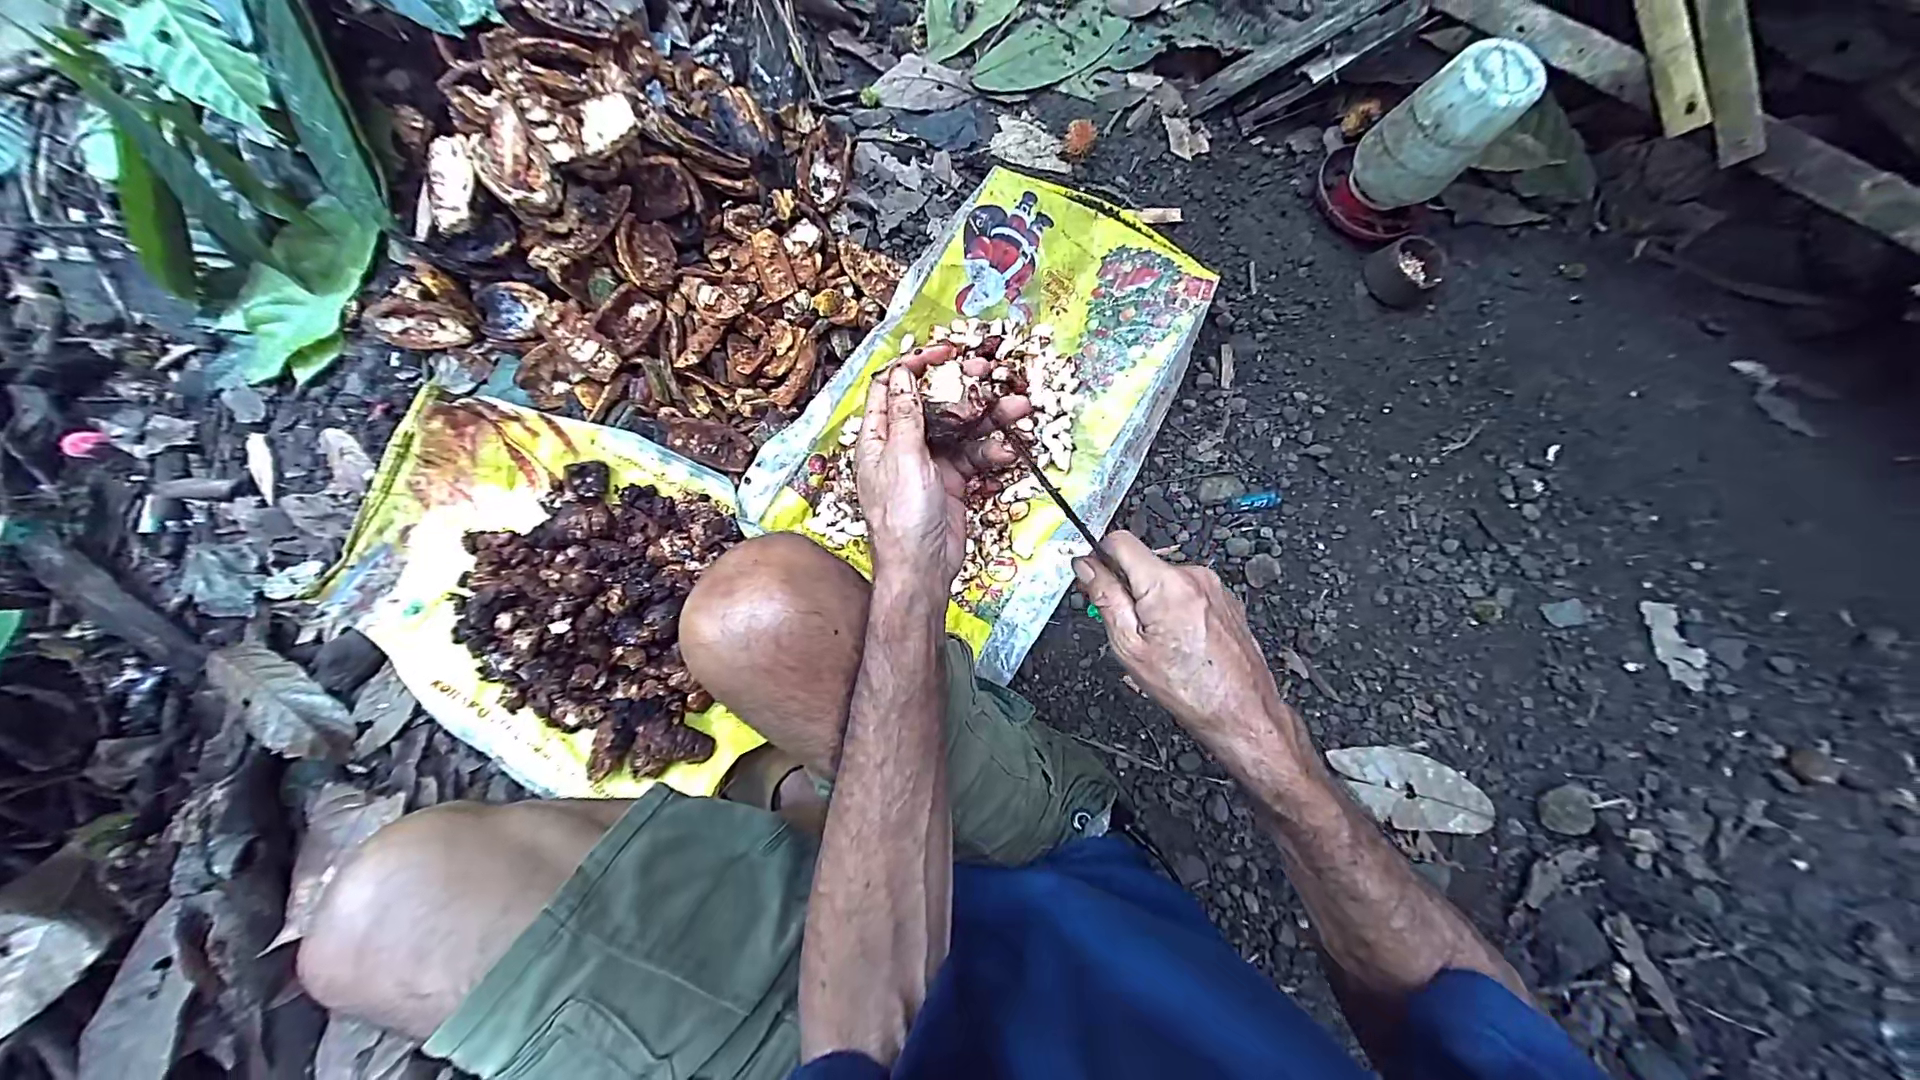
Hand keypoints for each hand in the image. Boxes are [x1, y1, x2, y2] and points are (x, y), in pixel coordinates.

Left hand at [854, 347, 1026, 589]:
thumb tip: (901, 376)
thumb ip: (906, 416)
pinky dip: (991, 452)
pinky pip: (974, 456)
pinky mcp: (952, 480)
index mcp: (880, 438)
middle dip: (961, 388)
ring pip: (960, 429)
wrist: (923, 568)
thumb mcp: (903, 459)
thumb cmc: (903, 520)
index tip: (944, 352)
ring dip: (988, 418)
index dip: (915, 365)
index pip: (892, 388)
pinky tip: (1005, 451)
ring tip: (1016, 407)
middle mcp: (903, 446)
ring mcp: (929, 463)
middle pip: (933, 404)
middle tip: (986, 375)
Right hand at [1073, 532, 1293, 761]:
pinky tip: (1176, 638)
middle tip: (1122, 622)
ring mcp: (1211, 585)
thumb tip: (1086, 568)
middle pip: (1141, 561)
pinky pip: (1184, 589)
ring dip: (1149, 599)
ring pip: (1162, 578)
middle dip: (1124, 585)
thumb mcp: (1129, 646)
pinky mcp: (1222, 597)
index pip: (1119, 541)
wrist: (1240, 709)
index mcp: (1166, 584)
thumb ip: (1105, 598)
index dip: (1098, 556)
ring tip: (1155, 638)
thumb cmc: (1191, 687)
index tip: (1091, 576)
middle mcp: (1192, 576)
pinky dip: (1172, 606)